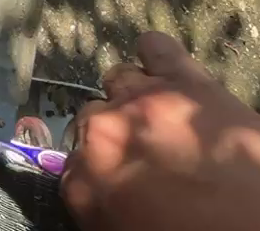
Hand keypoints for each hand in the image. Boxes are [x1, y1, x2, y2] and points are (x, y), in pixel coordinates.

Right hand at [61, 32, 259, 230]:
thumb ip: (114, 213)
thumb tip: (118, 201)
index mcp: (88, 182)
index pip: (73, 172)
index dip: (102, 182)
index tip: (125, 195)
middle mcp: (102, 131)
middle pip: (92, 120)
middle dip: (116, 140)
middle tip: (153, 168)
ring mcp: (143, 99)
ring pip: (117, 80)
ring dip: (134, 100)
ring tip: (165, 125)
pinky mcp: (187, 80)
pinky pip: (155, 47)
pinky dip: (158, 57)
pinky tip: (172, 77)